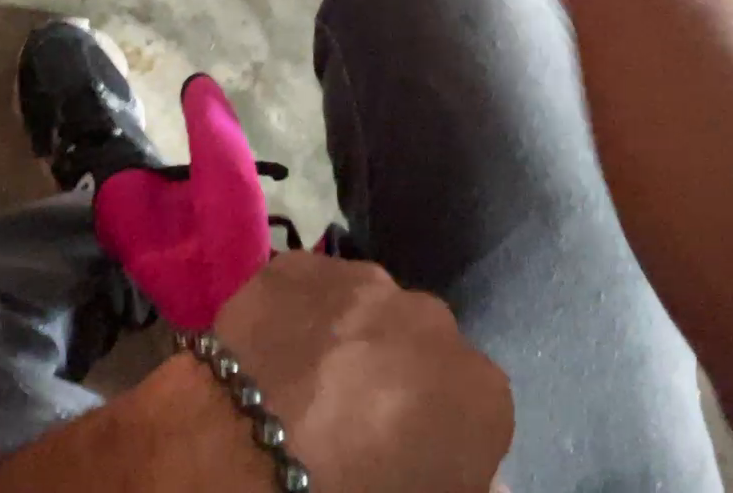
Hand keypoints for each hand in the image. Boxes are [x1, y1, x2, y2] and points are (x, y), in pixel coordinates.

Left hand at [215, 252, 513, 492]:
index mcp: (480, 386)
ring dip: (347, 328)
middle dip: (394, 364)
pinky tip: (273, 343)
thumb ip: (464, 473)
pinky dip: (297, 308)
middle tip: (354, 406)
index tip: (406, 444)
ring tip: (308, 372)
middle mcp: (428, 316)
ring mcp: (358, 278)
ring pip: (363, 303)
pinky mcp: (297, 262)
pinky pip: (307, 286)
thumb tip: (475, 471)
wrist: (252, 445)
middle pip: (416, 340)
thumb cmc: (356, 487)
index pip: (471, 402)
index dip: (436, 424)